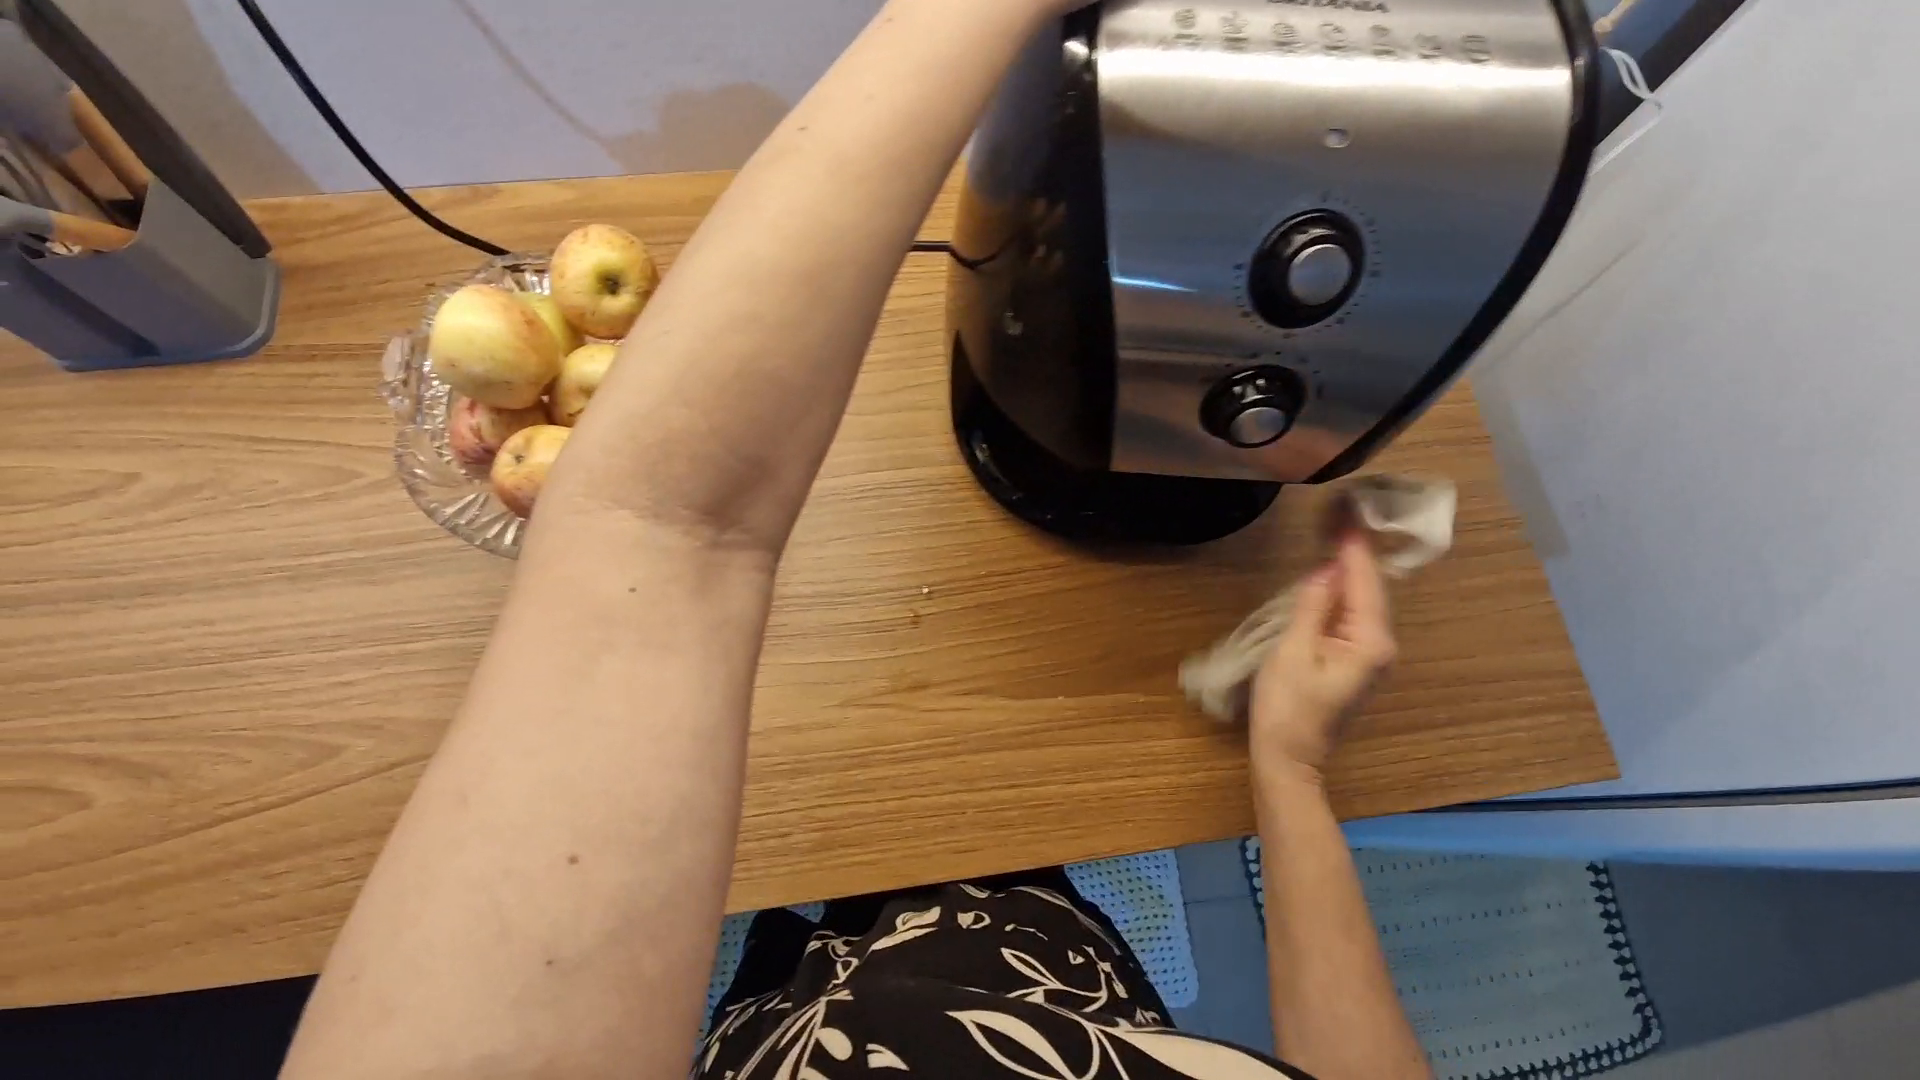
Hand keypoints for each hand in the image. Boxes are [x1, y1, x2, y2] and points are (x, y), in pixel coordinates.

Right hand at [1249, 533, 1397, 792]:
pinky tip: (1332, 571)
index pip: (1364, 581)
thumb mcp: (1293, 651)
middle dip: (1355, 550)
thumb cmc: (1287, 708)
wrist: (1289, 758)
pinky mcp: (1355, 661)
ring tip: (1336, 530)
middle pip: (1371, 588)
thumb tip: (1326, 570)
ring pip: (1363, 600)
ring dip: (1350, 567)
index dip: (1353, 545)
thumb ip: (1312, 607)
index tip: (1347, 508)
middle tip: (1340, 511)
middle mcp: (1380, 646)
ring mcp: (1370, 655)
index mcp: (1370, 642)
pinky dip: (1344, 589)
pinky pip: (1353, 615)